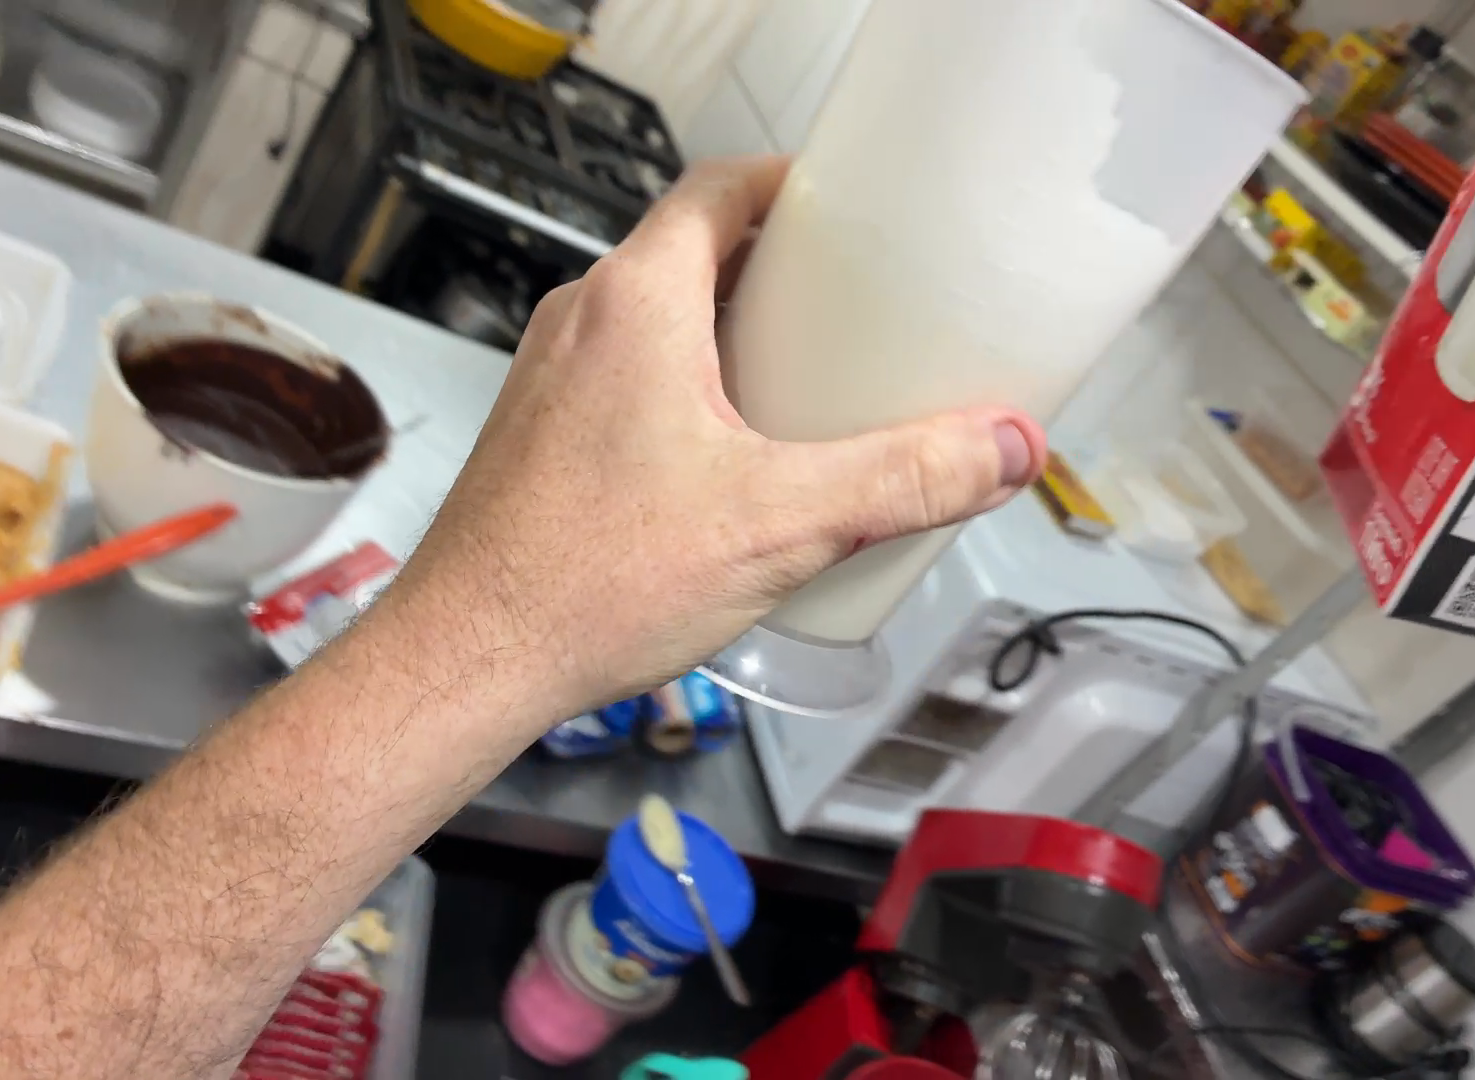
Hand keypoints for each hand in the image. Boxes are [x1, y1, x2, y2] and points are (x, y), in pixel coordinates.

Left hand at [396, 156, 1045, 716]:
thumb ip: (901, 480)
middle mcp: (583, 323)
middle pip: (697, 253)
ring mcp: (556, 378)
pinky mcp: (549, 433)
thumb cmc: (591, 583)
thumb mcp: (778, 526)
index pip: (721, 191)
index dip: (793, 187)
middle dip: (779, 269)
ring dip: (734, 334)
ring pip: (663, 319)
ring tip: (806, 383)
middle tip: (852, 310)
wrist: (472, 659)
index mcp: (636, 304)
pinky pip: (632, 378)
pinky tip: (732, 454)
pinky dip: (691, 387)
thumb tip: (1002, 448)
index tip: (851, 212)